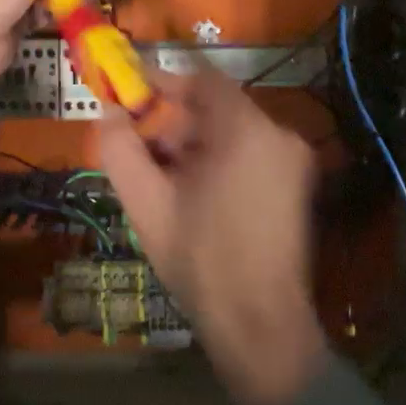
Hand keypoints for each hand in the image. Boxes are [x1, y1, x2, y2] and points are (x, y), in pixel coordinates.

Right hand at [97, 68, 327, 404]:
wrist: (259, 324)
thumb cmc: (200, 260)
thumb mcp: (146, 204)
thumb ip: (120, 149)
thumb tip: (107, 110)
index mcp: (247, 131)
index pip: (203, 80)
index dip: (163, 84)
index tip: (130, 97)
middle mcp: (280, 135)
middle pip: (218, 108)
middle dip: (176, 122)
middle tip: (141, 147)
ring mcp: (294, 162)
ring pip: (233, 133)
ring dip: (195, 145)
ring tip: (162, 177)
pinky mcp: (298, 186)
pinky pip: (250, 154)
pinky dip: (219, 161)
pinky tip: (193, 194)